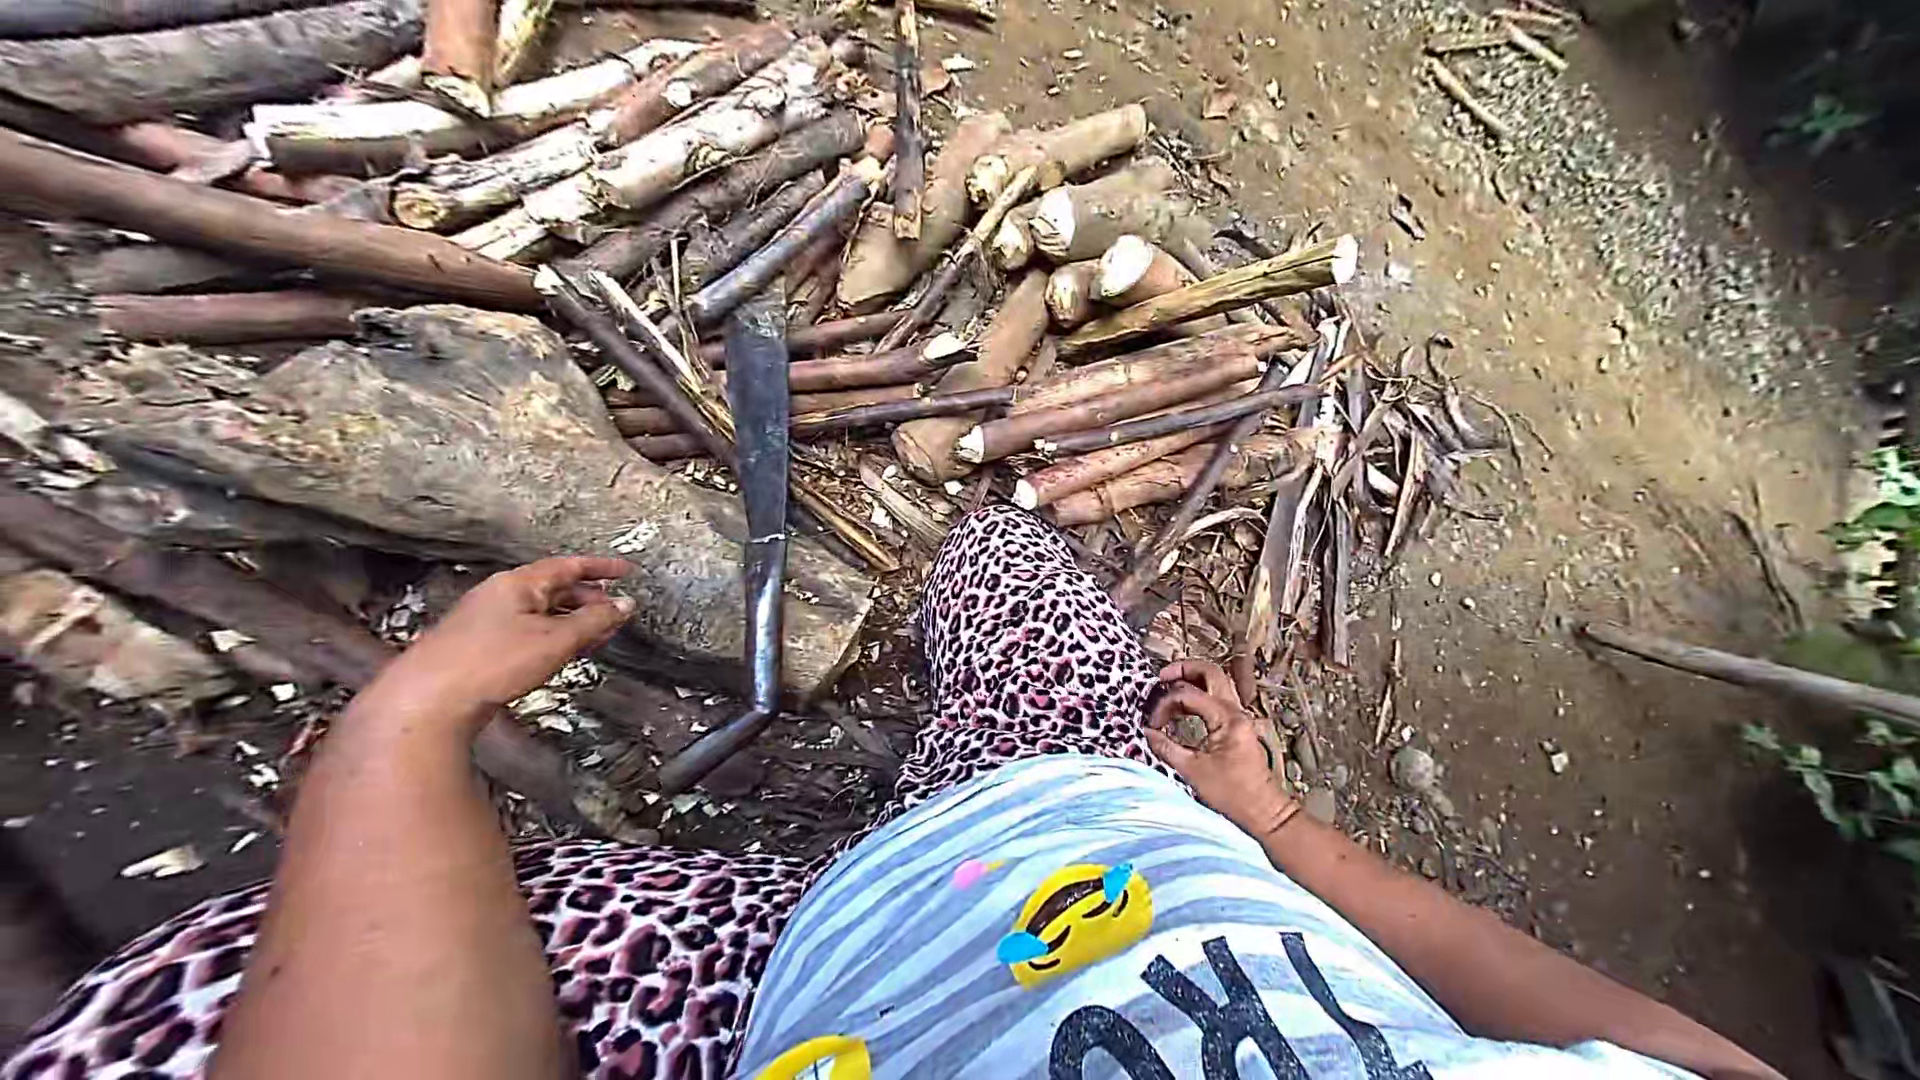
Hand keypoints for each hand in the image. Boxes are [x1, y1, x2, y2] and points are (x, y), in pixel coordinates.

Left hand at [350, 557, 636, 734]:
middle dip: (591, 600)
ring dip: (575, 621)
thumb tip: (625, 605)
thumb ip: (595, 621)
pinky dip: (555, 635)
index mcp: (518, 583)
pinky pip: (529, 630)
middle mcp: (501, 595)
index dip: (602, 569)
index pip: (569, 566)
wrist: (427, 703)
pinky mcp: (481, 645)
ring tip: (600, 635)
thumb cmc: (493, 662)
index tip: (627, 572)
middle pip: (556, 589)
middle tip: (618, 613)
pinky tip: (566, 651)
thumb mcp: (556, 639)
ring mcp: (488, 620)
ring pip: (543, 611)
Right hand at [1145, 660, 1298, 837]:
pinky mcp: (1239, 727)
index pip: (1188, 695)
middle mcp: (1236, 713)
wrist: (1264, 814)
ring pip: (1217, 682)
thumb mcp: (1191, 771)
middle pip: (1211, 672)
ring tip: (1170, 686)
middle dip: (1184, 669)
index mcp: (1227, 719)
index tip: (1153, 723)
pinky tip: (1185, 707)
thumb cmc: (1233, 796)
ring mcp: (1240, 718)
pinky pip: (1218, 698)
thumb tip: (1148, 732)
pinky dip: (1200, 695)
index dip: (1165, 705)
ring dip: (1193, 679)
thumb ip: (1165, 746)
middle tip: (1162, 676)